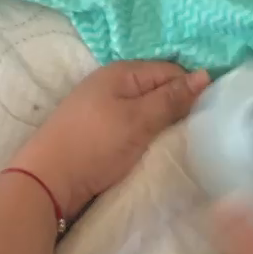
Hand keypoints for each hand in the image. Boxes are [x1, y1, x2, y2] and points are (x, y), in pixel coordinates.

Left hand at [11, 60, 209, 217]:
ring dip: (160, 121)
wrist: (44, 183)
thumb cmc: (94, 146)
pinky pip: (130, 122)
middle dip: (176, 105)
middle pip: (157, 87)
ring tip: (177, 139)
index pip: (170, 70)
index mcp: (123, 71)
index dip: (190, 88)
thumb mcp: (138, 121)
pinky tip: (151, 145)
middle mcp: (112, 82)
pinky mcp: (96, 128)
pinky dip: (143, 131)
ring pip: (144, 106)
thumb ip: (171, 98)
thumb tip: (205, 74)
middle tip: (196, 129)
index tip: (209, 112)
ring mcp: (101, 105)